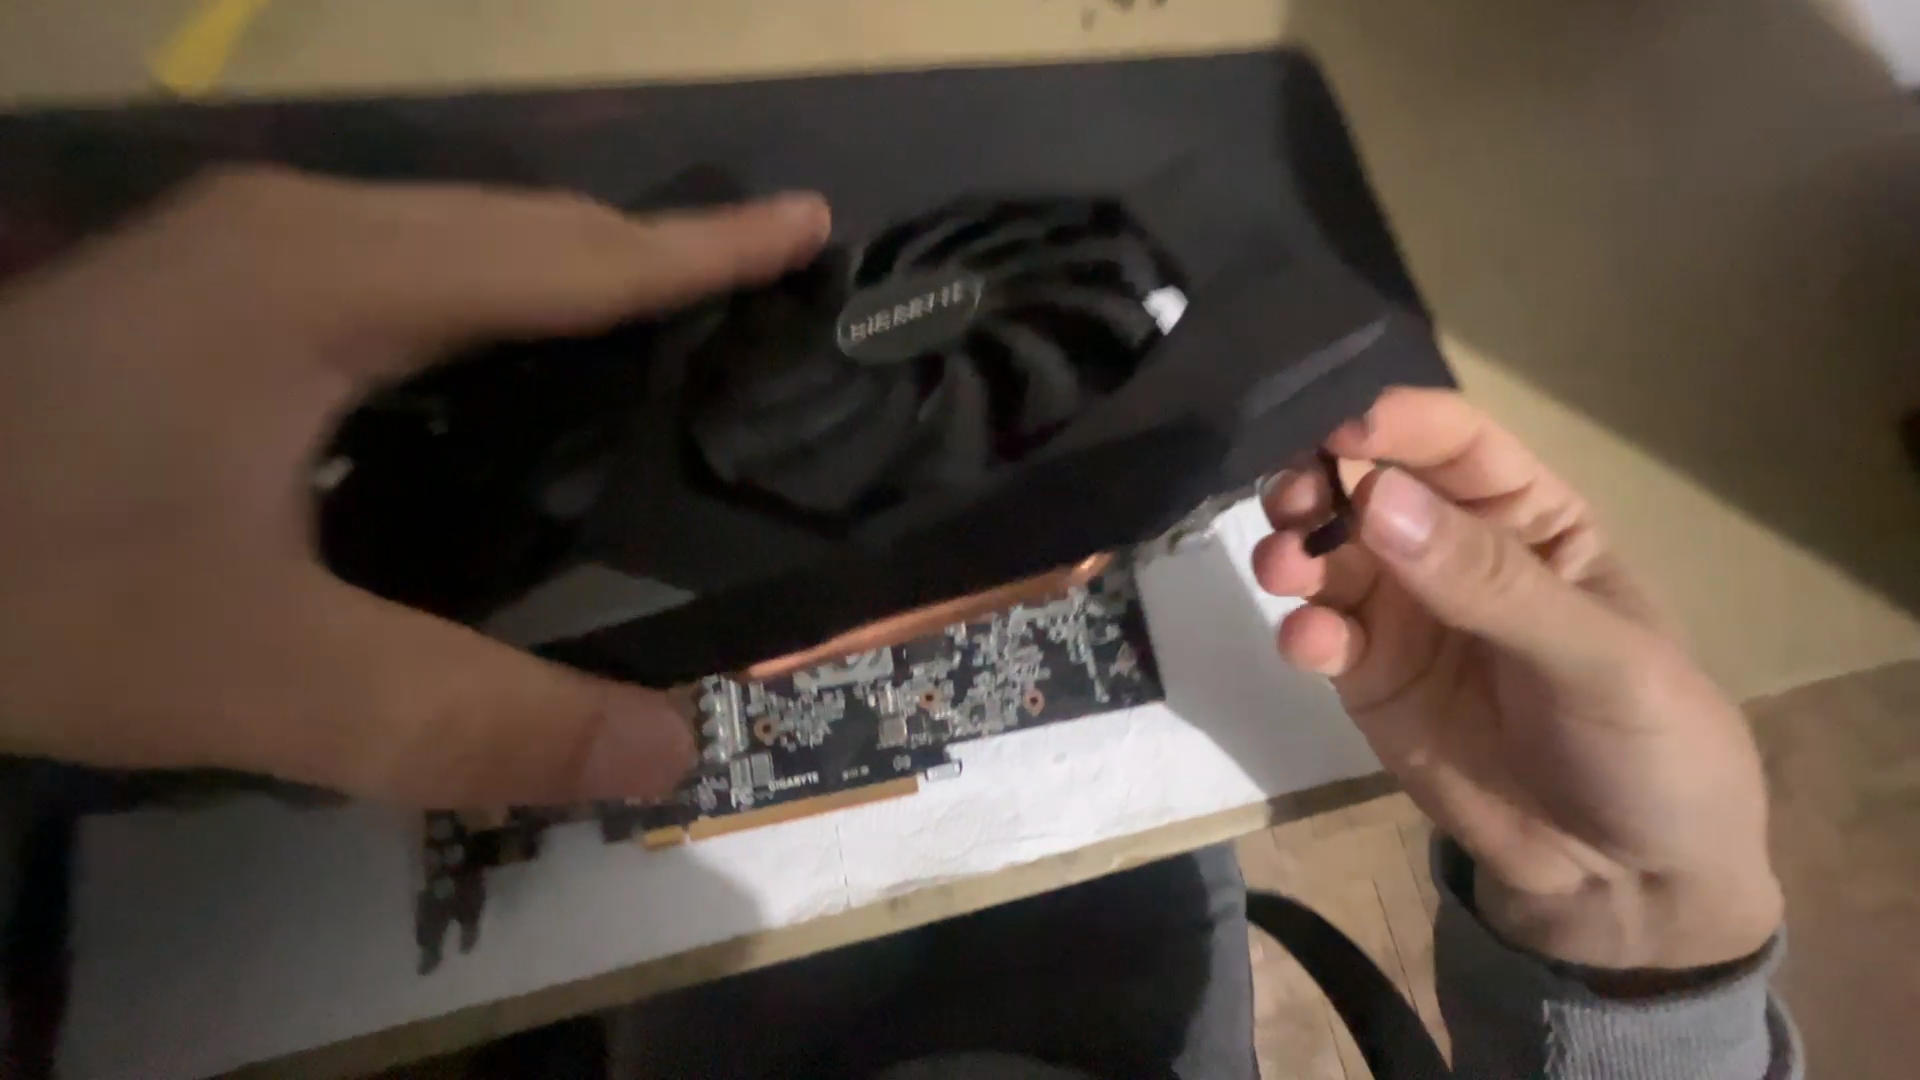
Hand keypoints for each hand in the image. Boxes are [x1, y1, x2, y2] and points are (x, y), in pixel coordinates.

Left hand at [0, 168, 830, 806]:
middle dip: (672, 246)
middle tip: (771, 275)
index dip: (707, 247)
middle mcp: (314, 237)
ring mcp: (275, 256)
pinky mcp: (253, 295)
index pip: (575, 257)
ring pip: (493, 241)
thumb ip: (470, 721)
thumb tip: (670, 753)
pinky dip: (539, 298)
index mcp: (333, 284)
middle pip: (543, 226)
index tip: (811, 225)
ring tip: (696, 309)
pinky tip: (564, 359)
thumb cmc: (13, 593)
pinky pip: (448, 275)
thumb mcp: (259, 681)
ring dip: (607, 266)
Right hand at [1253, 389, 1781, 971]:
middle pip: (1364, 487)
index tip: (1337, 435)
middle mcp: (1446, 551)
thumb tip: (1376, 500)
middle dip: (1316, 484)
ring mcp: (1397, 610)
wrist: (1614, 875)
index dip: (1396, 426)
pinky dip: (1302, 630)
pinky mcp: (1360, 668)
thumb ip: (1489, 581)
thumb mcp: (1597, 659)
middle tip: (1288, 506)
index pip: (1453, 443)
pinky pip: (1317, 631)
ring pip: (1323, 552)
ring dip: (1291, 550)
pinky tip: (1310, 648)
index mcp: (1525, 520)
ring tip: (1282, 572)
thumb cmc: (1649, 747)